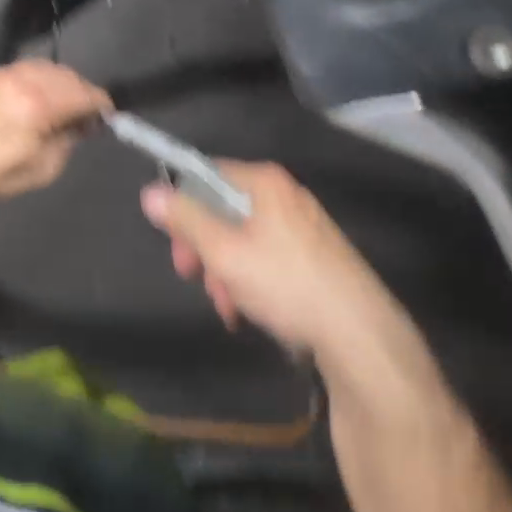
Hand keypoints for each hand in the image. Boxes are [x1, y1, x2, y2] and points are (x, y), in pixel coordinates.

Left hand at [0, 60, 111, 204]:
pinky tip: (42, 98)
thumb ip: (69, 140)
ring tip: (65, 107)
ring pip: (48, 68)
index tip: (108, 118)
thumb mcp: (44, 167)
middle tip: (87, 117)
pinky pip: (27, 69)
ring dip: (63, 84)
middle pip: (68, 76)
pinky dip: (42, 79)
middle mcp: (22, 80)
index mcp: (37, 104)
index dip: (102, 106)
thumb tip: (83, 125)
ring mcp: (4, 74)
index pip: (84, 94)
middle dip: (83, 93)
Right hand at [140, 161, 410, 357]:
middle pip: (220, 209)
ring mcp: (303, 226)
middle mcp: (285, 196)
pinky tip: (246, 309)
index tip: (172, 240)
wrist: (362, 337)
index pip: (203, 174)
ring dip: (222, 269)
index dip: (180, 205)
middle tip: (192, 275)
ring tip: (226, 304)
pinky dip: (248, 278)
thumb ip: (184, 219)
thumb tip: (150, 192)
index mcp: (264, 184)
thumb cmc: (286, 285)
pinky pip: (265, 255)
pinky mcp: (315, 256)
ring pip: (240, 237)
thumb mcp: (222, 252)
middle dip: (202, 246)